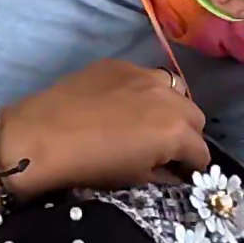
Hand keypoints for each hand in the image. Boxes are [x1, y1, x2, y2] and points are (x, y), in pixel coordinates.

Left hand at [0, 60, 210, 195]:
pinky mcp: (120, 63)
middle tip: (166, 148)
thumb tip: (173, 171)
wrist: (42, 137)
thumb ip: (163, 172)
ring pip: (175, 89)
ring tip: (150, 120)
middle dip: (187, 134)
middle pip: (195, 117)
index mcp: (176, 131)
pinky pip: (144, 76)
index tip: (182, 173)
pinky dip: (143, 91)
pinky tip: (122, 103)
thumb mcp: (134, 178)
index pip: (201, 151)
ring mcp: (144, 74)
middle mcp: (169, 97)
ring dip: (171, 106)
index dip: (193, 167)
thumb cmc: (91, 166)